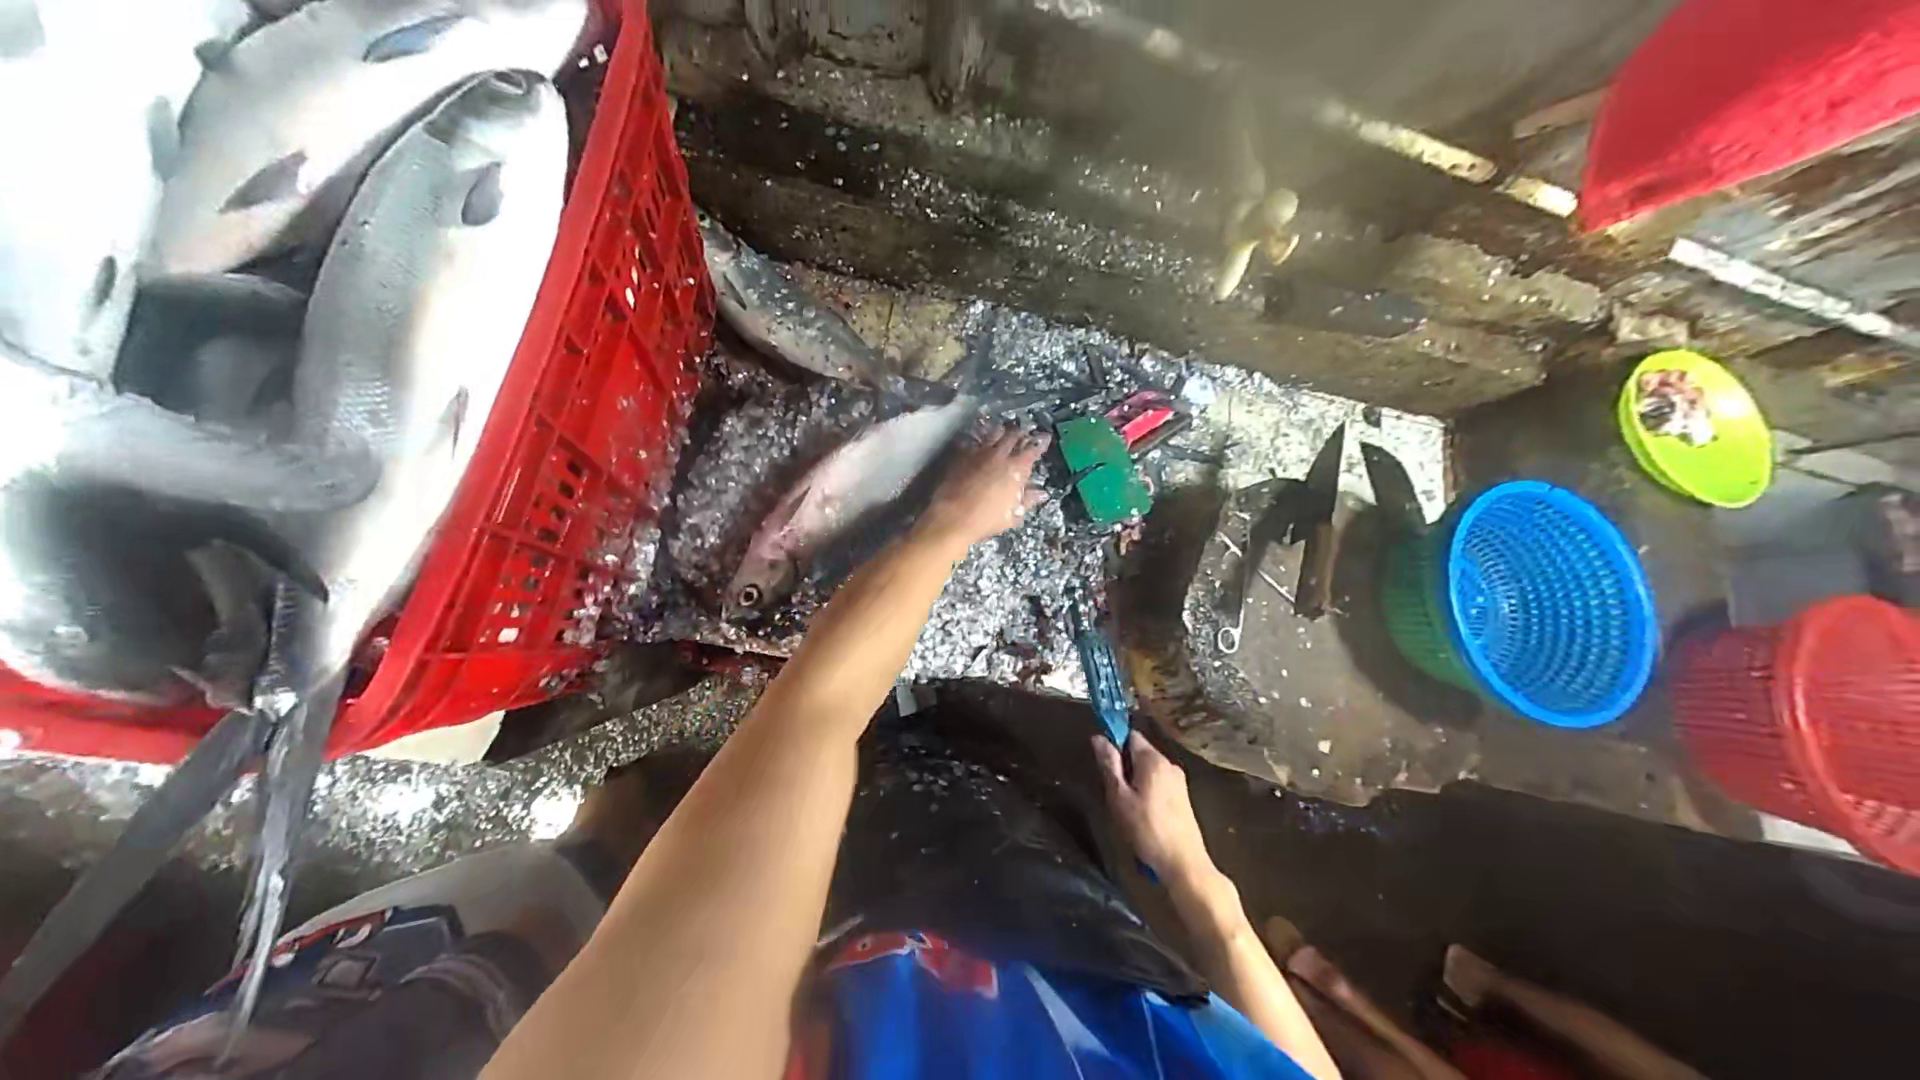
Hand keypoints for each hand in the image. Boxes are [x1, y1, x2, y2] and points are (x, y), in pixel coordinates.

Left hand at [919, 427, 1047, 548]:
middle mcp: (999, 455)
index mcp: (1016, 469)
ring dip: (1001, 431)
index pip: (1033, 449)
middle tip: (1023, 434)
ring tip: (1003, 431)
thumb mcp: (1012, 515)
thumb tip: (1041, 494)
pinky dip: (979, 437)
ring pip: (993, 432)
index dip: (1040, 442)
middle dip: (1020, 434)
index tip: (1045, 438)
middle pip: (1013, 435)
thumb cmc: (985, 520)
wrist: (952, 517)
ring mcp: (978, 452)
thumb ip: (1027, 501)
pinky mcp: (961, 454)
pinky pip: (973, 439)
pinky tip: (979, 439)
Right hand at [1093, 732, 1216, 883]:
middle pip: (1139, 752)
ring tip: (1126, 806)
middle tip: (1114, 792)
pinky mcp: (1183, 797)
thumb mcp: (1119, 797)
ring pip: (1148, 769)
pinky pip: (1159, 782)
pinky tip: (1142, 814)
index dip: (1114, 744)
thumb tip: (1098, 737)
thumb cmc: (1147, 830)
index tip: (1104, 765)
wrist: (1184, 864)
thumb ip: (1109, 765)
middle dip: (1123, 765)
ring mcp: (1179, 781)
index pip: (1130, 735)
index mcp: (1153, 760)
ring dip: (1134, 780)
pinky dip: (1147, 791)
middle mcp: (1169, 764)